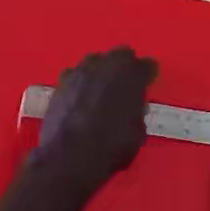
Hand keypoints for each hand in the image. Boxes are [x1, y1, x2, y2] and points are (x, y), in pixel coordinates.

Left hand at [33, 47, 157, 188]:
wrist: (69, 155)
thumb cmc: (111, 147)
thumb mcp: (137, 133)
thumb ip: (137, 112)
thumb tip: (132, 108)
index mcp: (133, 75)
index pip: (148, 65)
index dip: (147, 78)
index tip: (145, 87)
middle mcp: (107, 64)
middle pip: (122, 55)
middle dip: (125, 68)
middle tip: (124, 87)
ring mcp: (82, 70)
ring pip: (96, 61)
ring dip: (101, 72)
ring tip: (100, 92)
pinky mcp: (62, 80)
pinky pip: (76, 75)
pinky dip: (80, 84)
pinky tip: (79, 99)